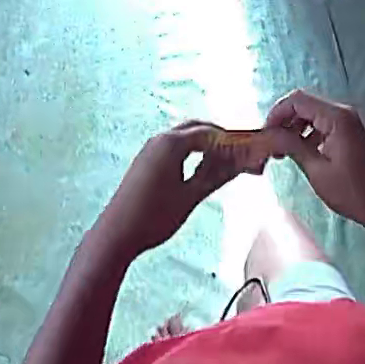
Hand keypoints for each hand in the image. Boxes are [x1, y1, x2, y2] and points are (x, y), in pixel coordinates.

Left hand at [91, 121, 261, 259]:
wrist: (115, 235)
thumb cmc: (154, 217)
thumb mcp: (190, 196)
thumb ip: (216, 175)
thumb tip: (243, 162)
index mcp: (172, 142)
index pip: (210, 132)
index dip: (232, 140)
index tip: (249, 152)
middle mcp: (161, 138)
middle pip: (198, 128)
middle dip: (220, 138)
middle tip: (239, 154)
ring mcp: (151, 147)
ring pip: (186, 136)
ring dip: (206, 144)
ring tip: (224, 163)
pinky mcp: (146, 159)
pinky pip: (175, 145)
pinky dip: (192, 151)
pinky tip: (200, 169)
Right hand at [263, 90, 364, 233]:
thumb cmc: (353, 192)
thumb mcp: (316, 170)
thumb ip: (292, 146)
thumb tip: (268, 134)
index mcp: (337, 117)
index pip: (298, 100)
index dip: (277, 113)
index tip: (264, 133)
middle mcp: (343, 113)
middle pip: (304, 104)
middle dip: (284, 121)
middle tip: (271, 144)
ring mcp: (347, 122)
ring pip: (312, 114)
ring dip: (294, 128)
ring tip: (282, 151)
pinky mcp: (348, 132)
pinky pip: (322, 124)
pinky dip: (307, 134)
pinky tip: (300, 153)